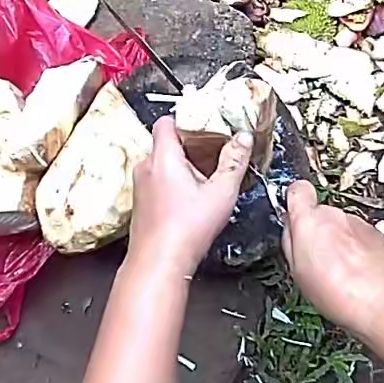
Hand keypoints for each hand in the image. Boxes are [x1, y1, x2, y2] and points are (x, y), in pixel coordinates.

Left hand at [127, 117, 251, 273]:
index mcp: (163, 158)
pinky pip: (157, 180)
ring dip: (181, 166)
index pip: (166, 121)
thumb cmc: (186, 230)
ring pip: (161, 163)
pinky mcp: (141, 202)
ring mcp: (141, 185)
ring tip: (204, 178)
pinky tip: (190, 198)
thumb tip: (243, 139)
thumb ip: (234, 162)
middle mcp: (146, 167)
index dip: (185, 119)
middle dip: (189, 146)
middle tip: (212, 154)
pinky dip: (172, 182)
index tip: (205, 125)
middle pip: (166, 142)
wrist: (159, 263)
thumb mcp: (221, 192)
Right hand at [281, 181, 383, 338]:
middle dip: (316, 232)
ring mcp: (357, 223)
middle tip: (314, 261)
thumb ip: (290, 241)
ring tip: (336, 274)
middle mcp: (335, 215)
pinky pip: (358, 237)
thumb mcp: (296, 272)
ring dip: (337, 243)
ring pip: (340, 226)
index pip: (297, 188)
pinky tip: (354, 274)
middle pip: (318, 213)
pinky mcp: (376, 234)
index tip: (292, 217)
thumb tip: (289, 231)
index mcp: (309, 220)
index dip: (293, 200)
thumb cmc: (339, 291)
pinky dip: (355, 250)